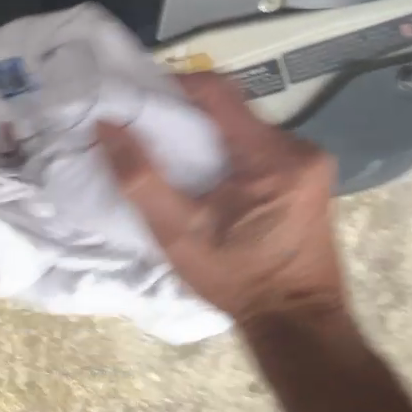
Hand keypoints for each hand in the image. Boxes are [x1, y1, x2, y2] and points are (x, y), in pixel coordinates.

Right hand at [97, 74, 345, 329]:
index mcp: (273, 156)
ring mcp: (306, 166)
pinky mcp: (303, 181)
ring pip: (238, 125)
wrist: (299, 328)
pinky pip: (252, 144)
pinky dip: (217, 147)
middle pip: (227, 106)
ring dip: (198, 131)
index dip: (171, 83)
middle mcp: (299, 151)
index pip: (216, 90)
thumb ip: (137, 173)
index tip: (134, 97)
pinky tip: (194, 170)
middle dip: (180, 111)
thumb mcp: (175, 229)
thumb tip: (105, 123)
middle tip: (140, 126)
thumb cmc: (237, 277)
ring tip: (161, 150)